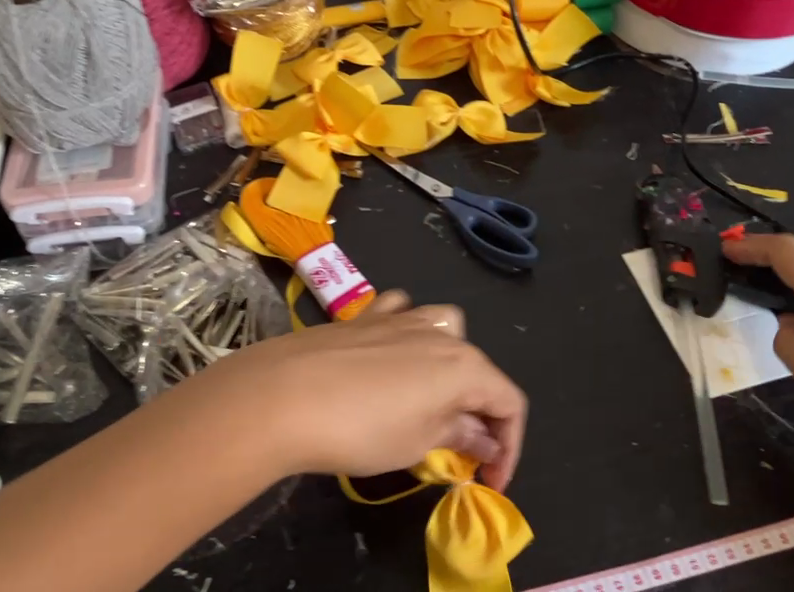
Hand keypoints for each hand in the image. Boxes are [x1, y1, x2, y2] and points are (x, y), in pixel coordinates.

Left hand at [169, 290, 527, 489]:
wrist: (284, 394)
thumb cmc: (361, 429)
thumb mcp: (418, 444)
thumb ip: (458, 434)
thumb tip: (483, 437)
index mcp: (464, 365)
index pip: (509, 402)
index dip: (509, 447)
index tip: (490, 481)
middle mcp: (439, 332)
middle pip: (478, 368)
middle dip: (479, 410)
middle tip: (460, 451)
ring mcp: (399, 317)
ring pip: (444, 328)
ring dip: (449, 364)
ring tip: (431, 400)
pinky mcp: (364, 317)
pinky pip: (401, 312)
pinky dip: (407, 330)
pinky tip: (393, 353)